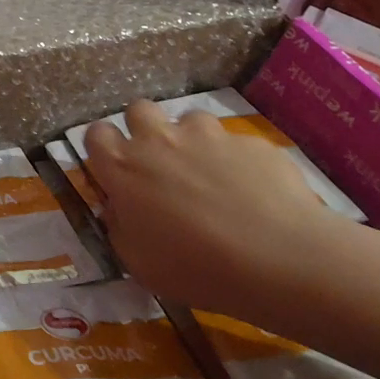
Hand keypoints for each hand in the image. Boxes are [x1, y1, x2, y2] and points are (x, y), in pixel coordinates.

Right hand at [83, 100, 342, 315]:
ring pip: (191, 119)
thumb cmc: (197, 268)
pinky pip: (238, 144)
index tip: (117, 169)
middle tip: (162, 162)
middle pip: (139, 110)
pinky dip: (240, 161)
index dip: (105, 147)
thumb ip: (120, 227)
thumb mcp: (138, 261)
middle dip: (146, 129)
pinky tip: (256, 192)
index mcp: (122, 166)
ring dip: (194, 140)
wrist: (283, 262)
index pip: (96, 134)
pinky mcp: (253, 144)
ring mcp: (208, 136)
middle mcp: (158, 140)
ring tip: (212, 172)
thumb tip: (120, 211)